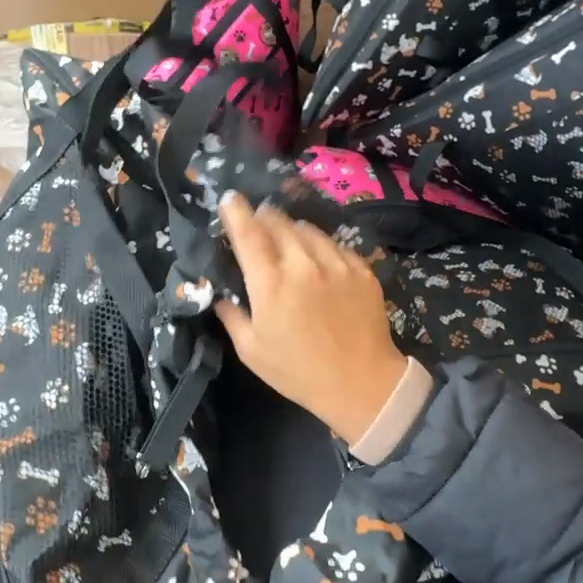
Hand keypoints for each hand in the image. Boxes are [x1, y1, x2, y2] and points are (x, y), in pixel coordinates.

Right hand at [214, 194, 406, 443]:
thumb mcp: (251, 350)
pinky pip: (334, 244)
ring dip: (292, 229)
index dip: (236, 212)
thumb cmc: (298, 371)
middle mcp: (302, 265)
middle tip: (257, 221)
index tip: (230, 198)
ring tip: (287, 238)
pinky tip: (317, 258)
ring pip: (307, 229)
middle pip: (278, 223)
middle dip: (264, 217)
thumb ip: (231, 315)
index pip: (248, 234)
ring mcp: (336, 264)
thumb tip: (220, 294)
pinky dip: (320, 245)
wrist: (362, 384)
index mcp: (270, 284)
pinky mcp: (361, 269)